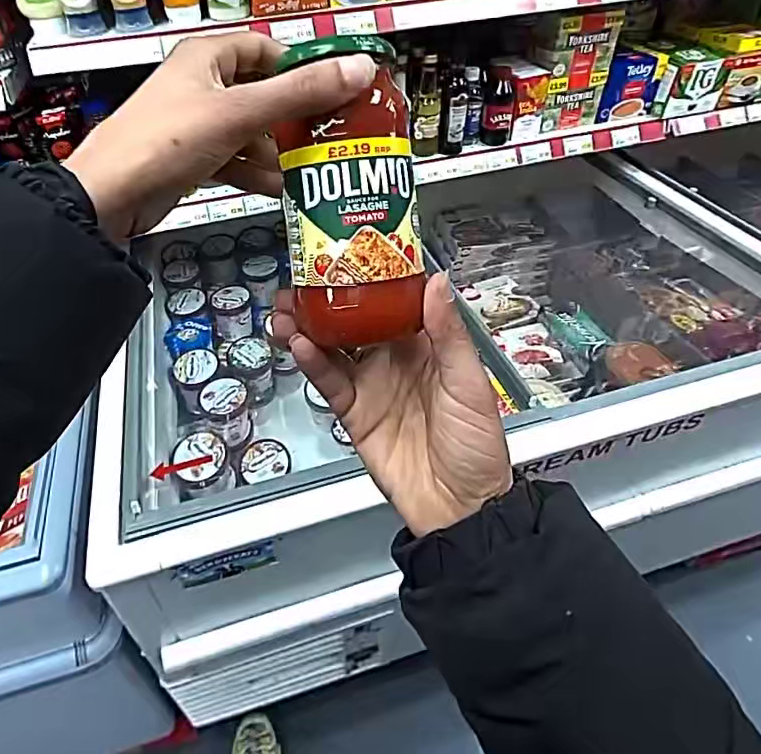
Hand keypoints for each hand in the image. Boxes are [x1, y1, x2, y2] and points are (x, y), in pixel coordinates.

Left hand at [64, 33, 375, 240]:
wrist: (109, 198)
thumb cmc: (163, 141)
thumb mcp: (239, 113)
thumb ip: (300, 93)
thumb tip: (359, 68)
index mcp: (207, 56)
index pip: (267, 49)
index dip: (302, 66)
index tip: (335, 88)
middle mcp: (202, 84)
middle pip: (263, 93)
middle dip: (293, 117)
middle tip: (328, 134)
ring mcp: (196, 123)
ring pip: (251, 131)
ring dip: (277, 151)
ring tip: (308, 168)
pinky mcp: (191, 157)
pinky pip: (235, 159)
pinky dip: (255, 172)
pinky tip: (278, 189)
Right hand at [270, 273, 513, 537]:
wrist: (459, 506)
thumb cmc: (475, 442)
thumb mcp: (469, 381)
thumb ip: (448, 333)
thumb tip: (435, 281)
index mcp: (422, 343)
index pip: (389, 301)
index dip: (366, 278)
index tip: (346, 255)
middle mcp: (391, 357)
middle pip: (351, 320)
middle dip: (324, 300)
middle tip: (300, 281)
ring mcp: (369, 383)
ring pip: (331, 346)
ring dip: (307, 326)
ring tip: (285, 309)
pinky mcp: (353, 411)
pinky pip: (329, 381)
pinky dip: (312, 362)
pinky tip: (298, 344)